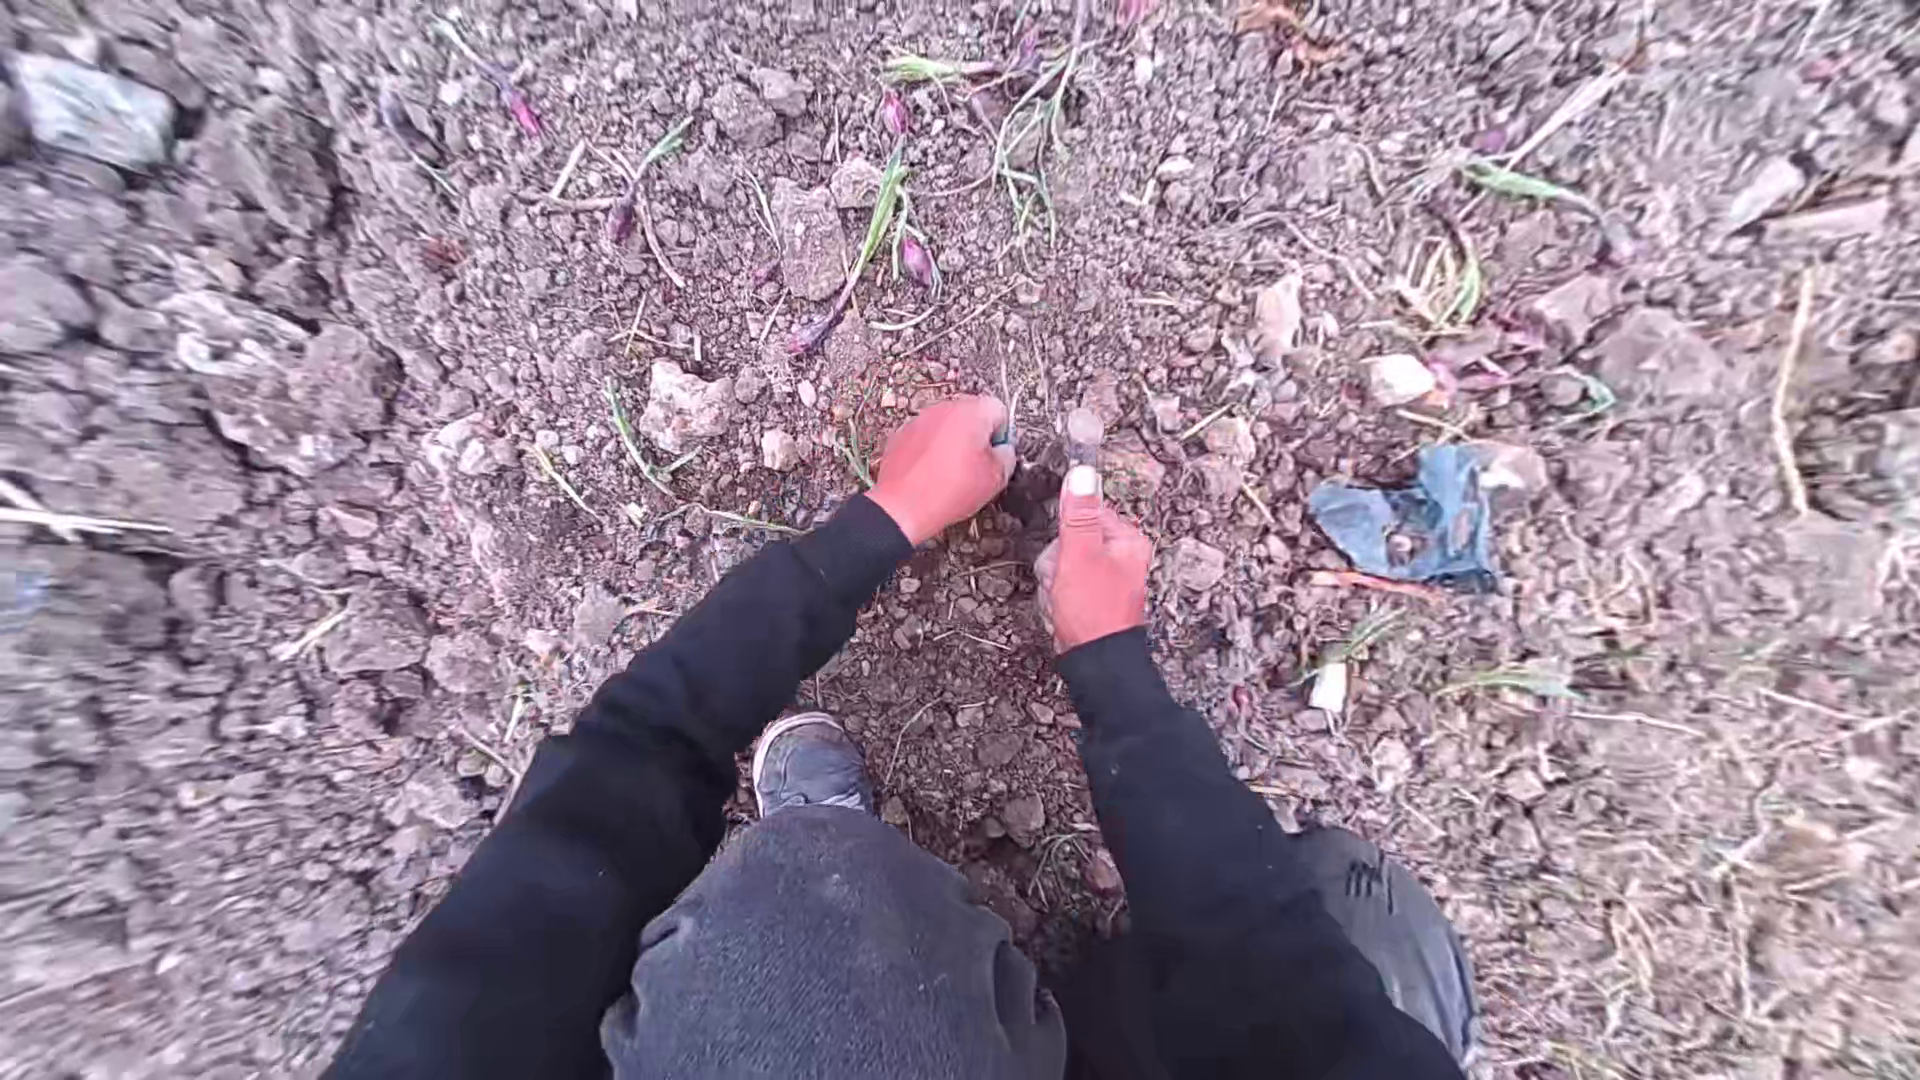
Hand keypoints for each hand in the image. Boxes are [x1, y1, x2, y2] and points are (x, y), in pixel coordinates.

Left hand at [866, 395, 1016, 545]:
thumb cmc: (945, 491)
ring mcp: (920, 420)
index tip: (997, 454)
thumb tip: (1005, 452)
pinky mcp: (902, 435)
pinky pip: (926, 438)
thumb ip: (1007, 457)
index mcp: (971, 412)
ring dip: (954, 445)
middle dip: (978, 438)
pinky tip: (934, 475)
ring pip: (948, 426)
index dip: (1002, 436)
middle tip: (978, 467)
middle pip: (972, 415)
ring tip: (953, 475)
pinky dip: (932, 452)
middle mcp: (944, 409)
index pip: (1000, 411)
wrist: (902, 507)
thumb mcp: (994, 479)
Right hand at [1037, 465, 1152, 652]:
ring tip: (1063, 597)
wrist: (1095, 661)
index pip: (1085, 513)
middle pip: (1071, 538)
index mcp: (1127, 541)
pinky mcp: (1092, 594)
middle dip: (1058, 561)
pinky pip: (1064, 582)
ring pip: (1063, 561)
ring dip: (1054, 580)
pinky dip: (1058, 595)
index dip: (1066, 533)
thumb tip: (1082, 474)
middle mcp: (1121, 557)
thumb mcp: (1080, 555)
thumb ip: (1079, 515)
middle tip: (1064, 579)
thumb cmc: (1093, 612)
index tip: (1065, 551)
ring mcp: (1106, 577)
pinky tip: (1062, 607)